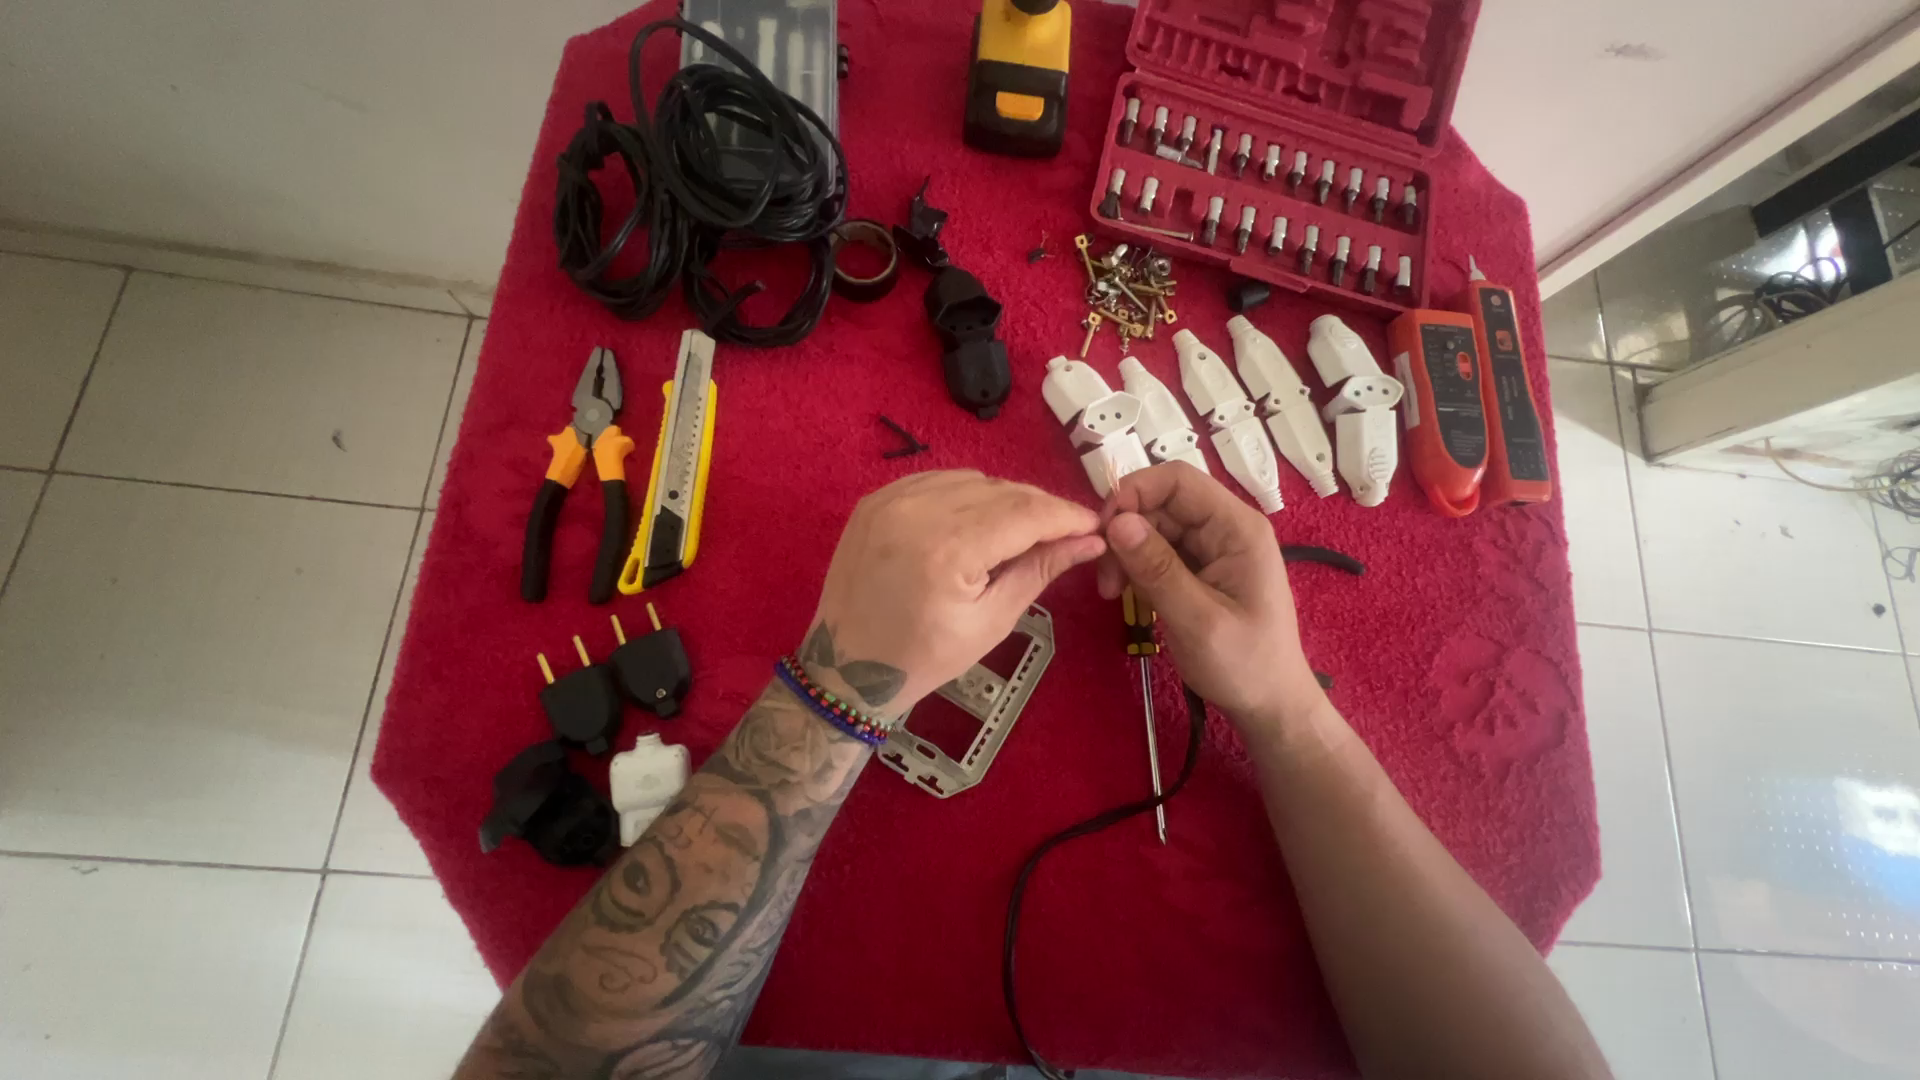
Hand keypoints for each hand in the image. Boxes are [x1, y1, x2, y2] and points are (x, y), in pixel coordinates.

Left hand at [802, 471, 1105, 718]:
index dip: (1067, 515)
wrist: (845, 667)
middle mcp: (918, 510)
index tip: (1095, 525)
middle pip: (1002, 490)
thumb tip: (1090, 541)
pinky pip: (937, 480)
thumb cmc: (922, 658)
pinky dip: (966, 494)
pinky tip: (977, 520)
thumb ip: (1039, 571)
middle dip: (1040, 508)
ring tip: (1021, 531)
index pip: (1026, 513)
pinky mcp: (876, 498)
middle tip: (1066, 532)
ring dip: (1005, 499)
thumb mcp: (990, 622)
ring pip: (972, 480)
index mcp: (948, 549)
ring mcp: (891, 499)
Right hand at [1095, 463, 1324, 730]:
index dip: (1134, 493)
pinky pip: (1156, 551)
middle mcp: (1224, 528)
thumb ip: (1157, 569)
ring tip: (1112, 593)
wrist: (1268, 705)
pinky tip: (1127, 595)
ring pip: (1152, 527)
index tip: (1103, 532)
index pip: (1178, 480)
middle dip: (1124, 532)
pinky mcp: (1197, 568)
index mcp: (1237, 528)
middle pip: (1159, 503)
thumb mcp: (1197, 619)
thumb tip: (1116, 522)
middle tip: (1105, 579)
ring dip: (1125, 553)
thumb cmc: (1243, 664)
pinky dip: (1134, 568)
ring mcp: (1211, 548)